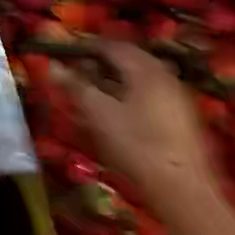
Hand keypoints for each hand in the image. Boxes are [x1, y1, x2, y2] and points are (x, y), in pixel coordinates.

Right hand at [51, 41, 219, 206]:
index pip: (112, 46)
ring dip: (113, 78)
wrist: (182, 188)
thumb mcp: (98, 114)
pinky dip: (128, 92)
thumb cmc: (136, 146)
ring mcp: (176, 96)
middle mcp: (165, 76)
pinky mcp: (180, 116)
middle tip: (76, 70)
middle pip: (129, 59)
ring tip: (91, 90)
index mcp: (146, 70)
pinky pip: (149, 92)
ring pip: (139, 77)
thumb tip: (53, 65)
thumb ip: (76, 86)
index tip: (63, 52)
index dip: (85, 46)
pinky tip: (116, 109)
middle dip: (100, 61)